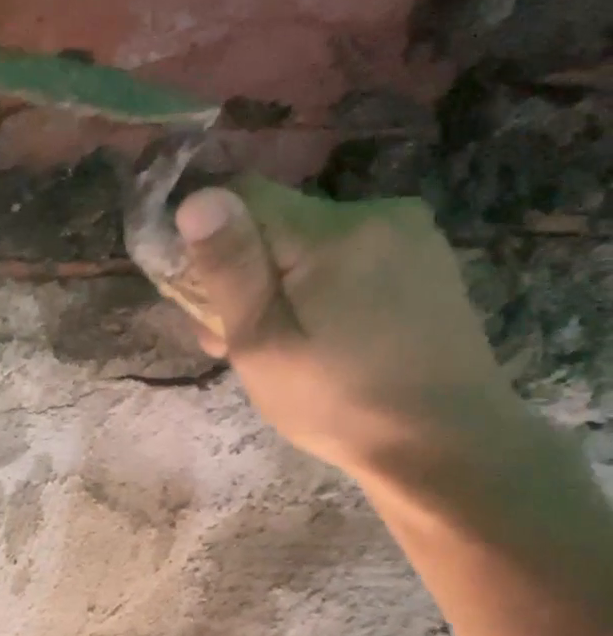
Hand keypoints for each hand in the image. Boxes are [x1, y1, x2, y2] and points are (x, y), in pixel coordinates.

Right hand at [175, 178, 521, 480]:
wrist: (446, 441)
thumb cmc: (334, 399)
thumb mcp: (261, 340)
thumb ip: (229, 268)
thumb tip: (197, 197)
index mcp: (333, 232)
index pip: (239, 194)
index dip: (201, 233)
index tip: (188, 287)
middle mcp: (377, 213)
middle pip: (272, 220)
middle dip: (237, 269)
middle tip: (228, 338)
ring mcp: (407, 234)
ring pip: (302, 241)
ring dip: (271, 282)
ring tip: (269, 345)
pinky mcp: (419, 258)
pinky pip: (339, 255)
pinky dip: (309, 287)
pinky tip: (313, 334)